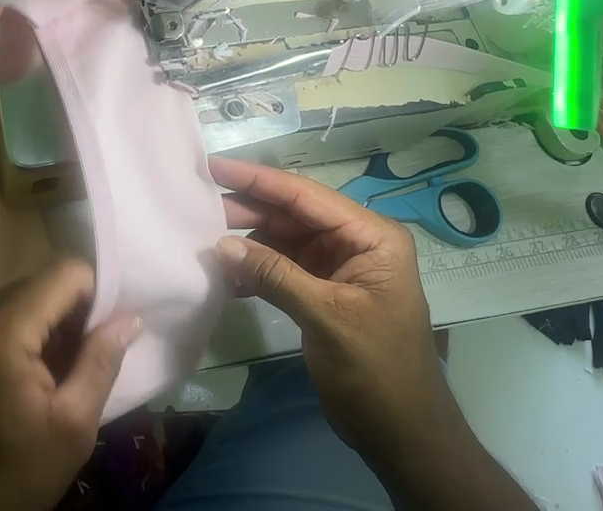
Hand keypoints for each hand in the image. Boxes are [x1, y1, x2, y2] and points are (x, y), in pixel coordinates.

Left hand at [0, 258, 141, 510]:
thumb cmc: (10, 474)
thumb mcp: (72, 427)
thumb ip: (102, 362)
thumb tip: (130, 317)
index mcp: (1, 326)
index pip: (65, 271)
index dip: (98, 293)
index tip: (110, 333)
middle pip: (43, 282)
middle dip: (74, 313)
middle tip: (87, 361)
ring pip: (25, 295)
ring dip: (51, 324)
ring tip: (60, 375)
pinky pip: (3, 312)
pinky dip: (27, 333)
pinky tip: (32, 376)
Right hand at [208, 156, 464, 463]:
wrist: (404, 436)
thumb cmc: (379, 372)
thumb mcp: (327, 318)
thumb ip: (275, 276)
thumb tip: (221, 243)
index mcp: (371, 236)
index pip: (306, 195)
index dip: (258, 179)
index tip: (213, 166)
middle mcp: (355, 242)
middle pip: (292, 212)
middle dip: (247, 208)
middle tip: (198, 204)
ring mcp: (338, 266)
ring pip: (282, 237)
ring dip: (247, 240)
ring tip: (203, 237)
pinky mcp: (322, 290)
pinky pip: (282, 266)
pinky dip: (255, 269)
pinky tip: (226, 276)